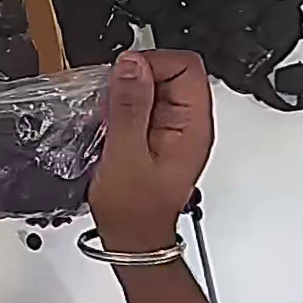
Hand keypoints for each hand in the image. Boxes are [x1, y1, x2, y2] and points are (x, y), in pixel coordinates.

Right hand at [90, 50, 214, 252]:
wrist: (132, 239)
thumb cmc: (134, 211)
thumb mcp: (125, 155)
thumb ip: (128, 107)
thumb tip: (131, 64)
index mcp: (192, 125)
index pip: (185, 66)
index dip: (153, 63)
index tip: (124, 78)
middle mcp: (188, 123)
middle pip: (170, 71)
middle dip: (136, 78)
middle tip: (113, 100)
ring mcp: (172, 127)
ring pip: (153, 85)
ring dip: (126, 93)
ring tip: (110, 116)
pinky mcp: (156, 132)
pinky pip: (141, 102)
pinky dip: (121, 106)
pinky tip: (109, 125)